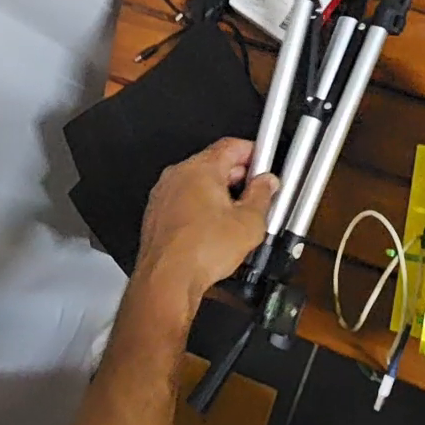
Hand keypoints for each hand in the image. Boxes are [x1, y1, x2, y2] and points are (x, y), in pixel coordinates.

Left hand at [135, 138, 278, 307]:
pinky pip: (183, 199)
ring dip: (218, 192)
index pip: (231, 145)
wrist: (167, 278)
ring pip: (197, 181)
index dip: (253, 152)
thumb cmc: (198, 251)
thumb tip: (267, 183)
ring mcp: (164, 193)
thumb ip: (262, 196)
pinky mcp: (157, 212)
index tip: (264, 164)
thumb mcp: (249, 223)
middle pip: (214, 162)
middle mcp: (178, 175)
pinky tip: (213, 228)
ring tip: (235, 216)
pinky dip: (199, 206)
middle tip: (256, 193)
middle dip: (238, 176)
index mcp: (201, 169)